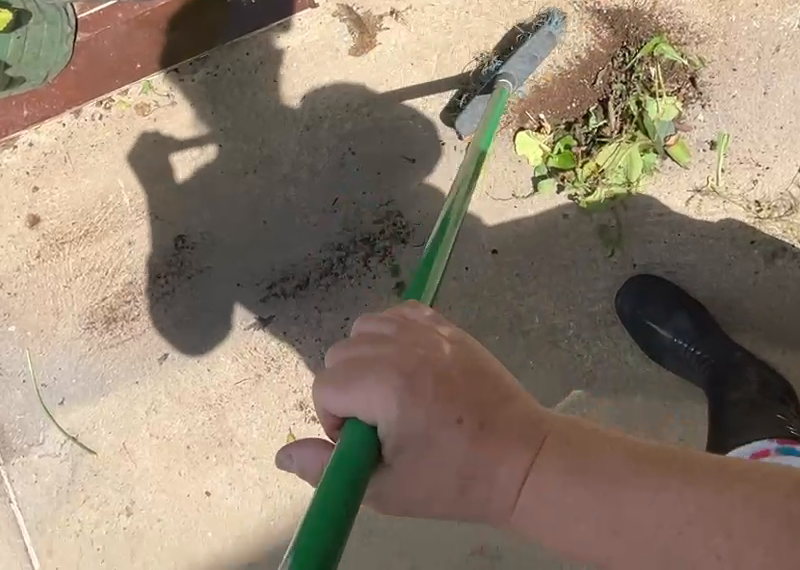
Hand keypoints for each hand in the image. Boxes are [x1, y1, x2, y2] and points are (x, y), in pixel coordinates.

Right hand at [275, 301, 553, 525]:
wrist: (518, 457)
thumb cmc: (451, 480)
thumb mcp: (384, 488)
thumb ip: (326, 469)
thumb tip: (282, 455)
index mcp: (388, 385)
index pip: (326, 384)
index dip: (333, 418)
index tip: (363, 441)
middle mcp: (406, 346)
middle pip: (342, 352)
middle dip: (347, 388)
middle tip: (378, 422)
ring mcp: (430, 330)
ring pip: (366, 327)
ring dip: (367, 358)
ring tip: (392, 394)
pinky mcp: (448, 325)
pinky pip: (399, 312)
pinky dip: (392, 333)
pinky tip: (408, 366)